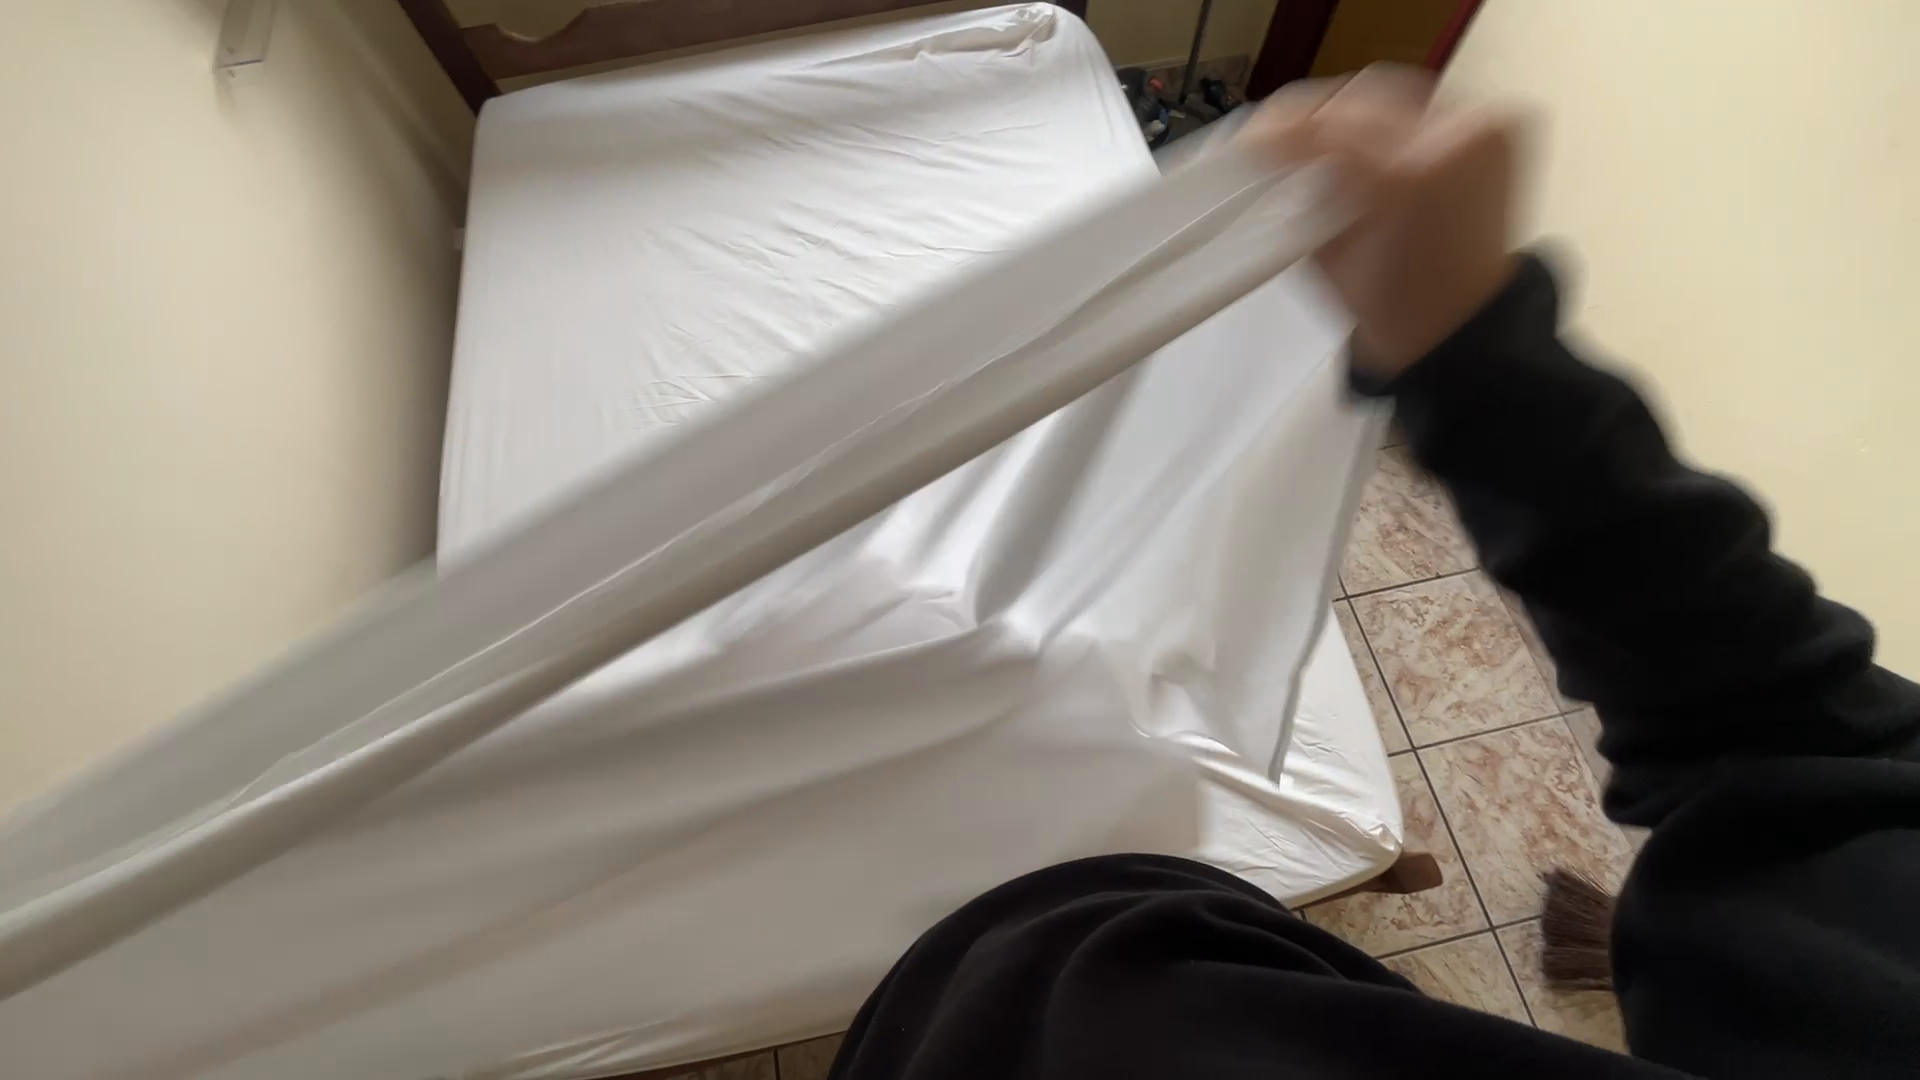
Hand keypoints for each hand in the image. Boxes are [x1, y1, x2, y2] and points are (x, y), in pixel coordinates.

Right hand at [1237, 65, 1527, 375]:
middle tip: (1275, 141)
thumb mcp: (1322, 257)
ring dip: (1346, 117)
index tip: (1244, 140)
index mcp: (1403, 181)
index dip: (1277, 132)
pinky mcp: (1496, 126)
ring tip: (1318, 145)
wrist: (1455, 323)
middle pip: (1357, 99)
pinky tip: (1365, 148)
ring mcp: (1482, 127)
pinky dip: (1384, 124)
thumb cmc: (1384, 306)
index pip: (1324, 131)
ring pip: (1388, 95)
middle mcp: (1451, 140)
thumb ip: (1299, 198)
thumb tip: (1269, 158)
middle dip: (1310, 119)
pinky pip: (1422, 107)